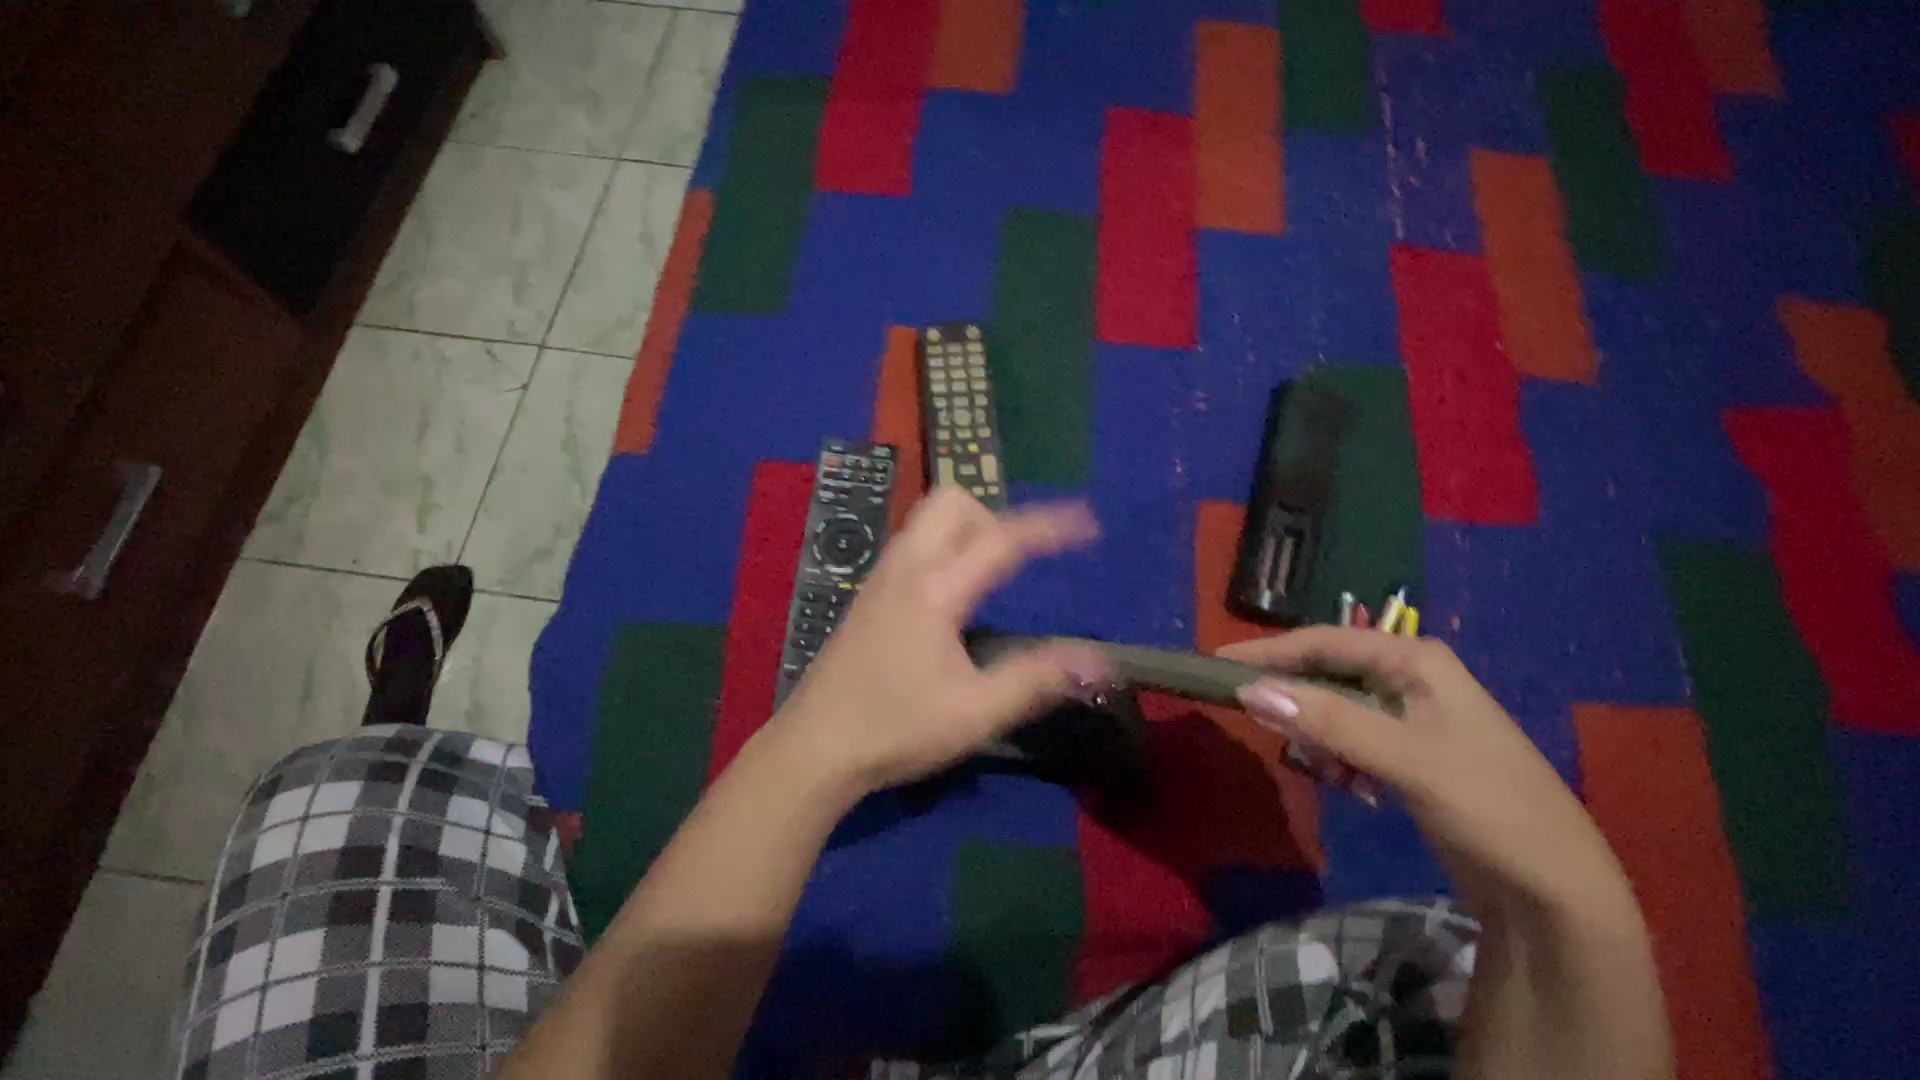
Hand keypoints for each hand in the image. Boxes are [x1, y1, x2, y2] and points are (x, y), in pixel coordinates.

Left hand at [766, 488, 1108, 793]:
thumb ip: (1036, 679)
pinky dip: (944, 546)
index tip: (1090, 524)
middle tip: (1022, 561)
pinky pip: (913, 542)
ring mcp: (880, 576)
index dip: (1051, 527)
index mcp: (934, 590)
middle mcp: (905, 567)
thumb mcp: (975, 713)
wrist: (814, 747)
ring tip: (995, 575)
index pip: (1002, 539)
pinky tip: (952, 596)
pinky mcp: (867, 593)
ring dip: (968, 529)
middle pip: (954, 502)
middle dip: (997, 516)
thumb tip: (1097, 659)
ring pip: (929, 519)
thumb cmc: (896, 730)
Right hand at [1219, 629, 1629, 914]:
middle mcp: (1413, 679)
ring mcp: (1413, 719)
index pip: (1324, 641)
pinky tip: (1347, 788)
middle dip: (1291, 696)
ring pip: (1335, 710)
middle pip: (1327, 673)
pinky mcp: (1410, 757)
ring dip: (1315, 734)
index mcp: (1417, 661)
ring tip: (1316, 768)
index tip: (1215, 664)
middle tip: (1246, 716)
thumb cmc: (1487, 806)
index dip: (1268, 652)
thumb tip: (1249, 690)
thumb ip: (1328, 722)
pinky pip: (1351, 742)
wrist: (1555, 887)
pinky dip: (1336, 758)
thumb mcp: (1404, 759)